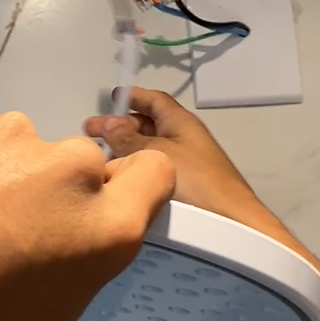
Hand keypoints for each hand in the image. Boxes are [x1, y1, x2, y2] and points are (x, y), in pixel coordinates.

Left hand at [0, 108, 174, 320]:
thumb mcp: (46, 311)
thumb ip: (82, 253)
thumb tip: (74, 220)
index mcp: (101, 219)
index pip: (152, 172)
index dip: (128, 189)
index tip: (90, 212)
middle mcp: (64, 163)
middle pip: (75, 163)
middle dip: (48, 189)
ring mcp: (1, 134)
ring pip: (13, 148)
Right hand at [82, 87, 275, 228]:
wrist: (229, 223)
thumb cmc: (193, 181)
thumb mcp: (155, 153)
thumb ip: (127, 138)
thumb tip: (109, 122)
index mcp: (180, 123)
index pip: (154, 100)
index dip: (133, 96)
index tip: (111, 97)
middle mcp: (182, 139)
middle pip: (147, 124)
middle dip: (119, 126)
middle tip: (90, 131)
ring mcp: (182, 164)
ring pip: (146, 149)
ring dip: (122, 149)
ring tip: (97, 157)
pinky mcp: (179, 187)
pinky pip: (150, 169)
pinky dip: (131, 168)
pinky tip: (115, 179)